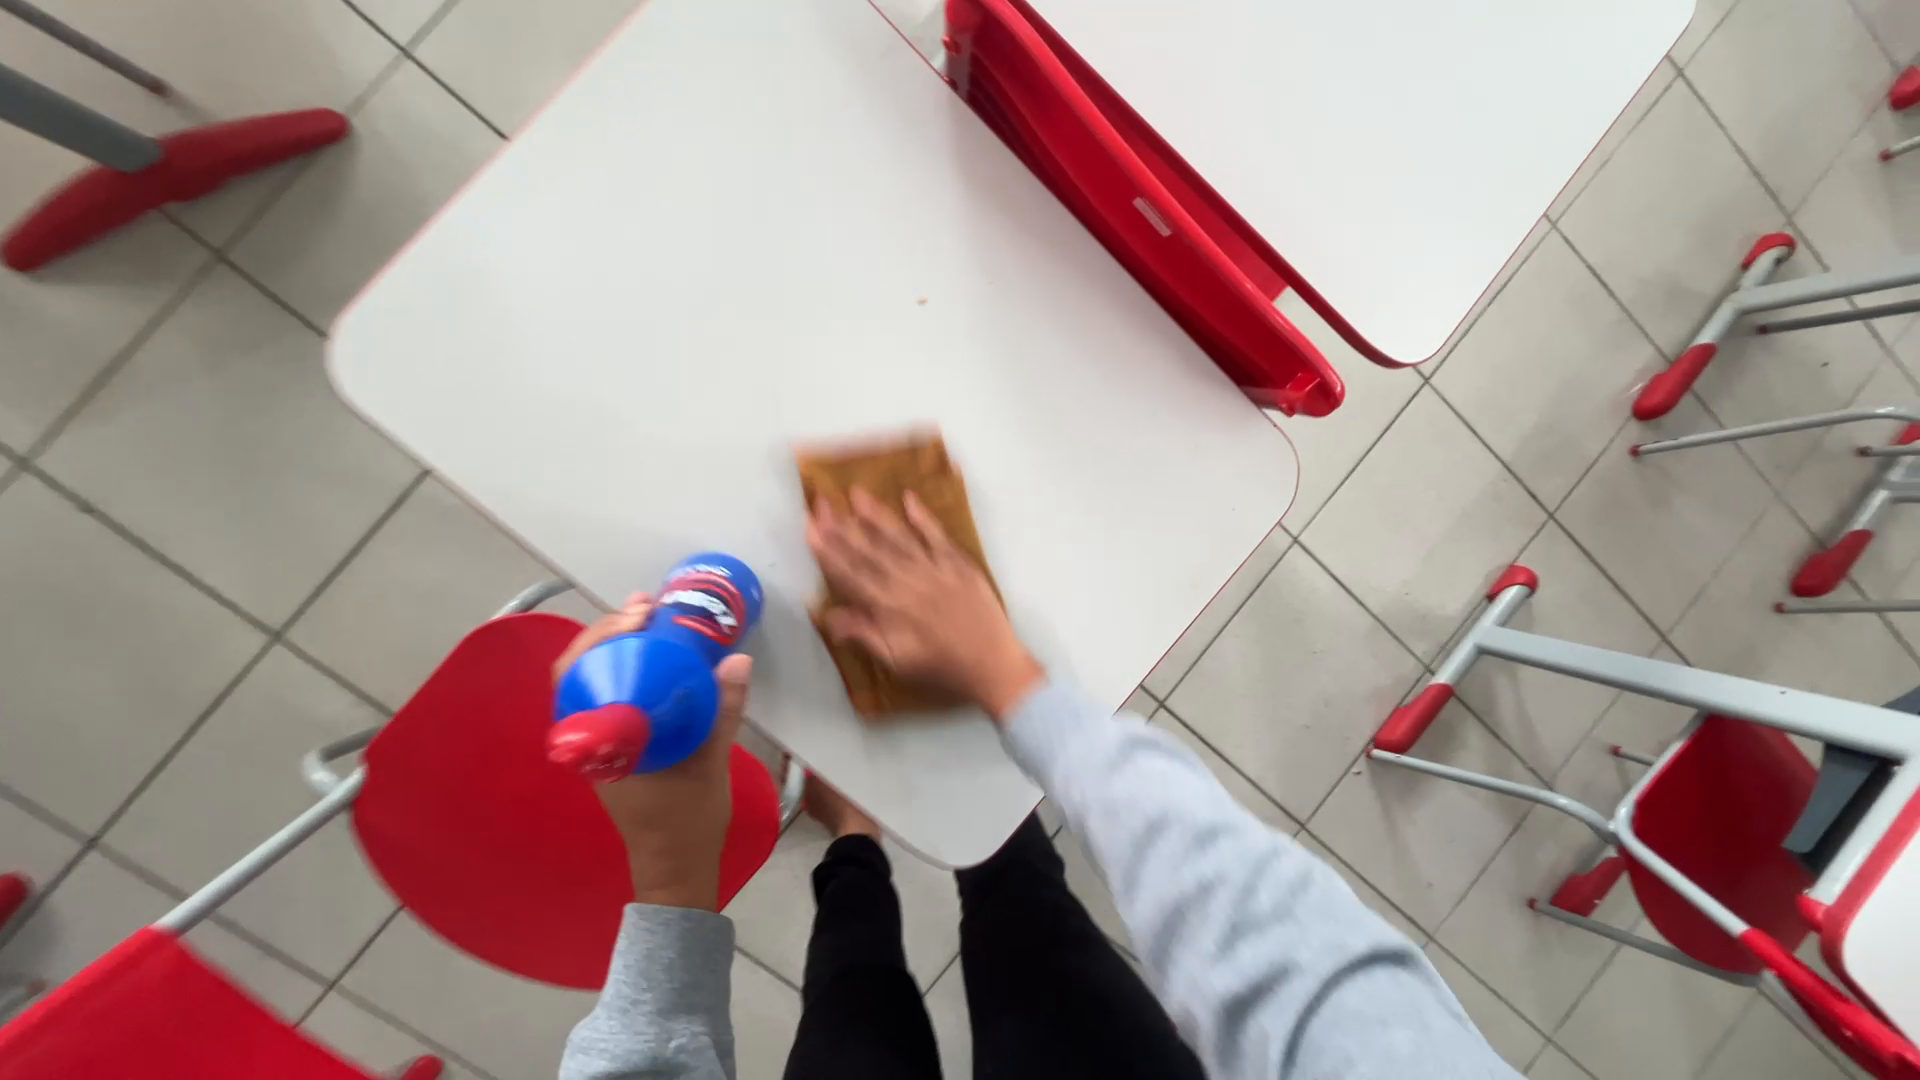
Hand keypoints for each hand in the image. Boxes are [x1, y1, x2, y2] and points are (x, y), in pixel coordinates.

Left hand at [553, 594, 751, 910]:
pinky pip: (614, 694)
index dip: (601, 637)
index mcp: (600, 741)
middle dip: (611, 630)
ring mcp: (602, 741)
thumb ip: (722, 711)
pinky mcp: (618, 745)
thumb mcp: (709, 763)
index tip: (638, 617)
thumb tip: (737, 660)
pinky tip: (659, 655)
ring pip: (596, 680)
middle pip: (581, 670)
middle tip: (648, 606)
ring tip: (652, 618)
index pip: (577, 676)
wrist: (675, 865)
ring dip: (619, 645)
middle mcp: (590, 737)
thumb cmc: (687, 819)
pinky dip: (631, 667)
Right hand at [805, 488, 1042, 719]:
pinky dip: (922, 516)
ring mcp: (933, 569)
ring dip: (875, 515)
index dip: (826, 550)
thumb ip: (862, 634)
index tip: (809, 527)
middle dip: (842, 525)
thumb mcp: (896, 661)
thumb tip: (825, 613)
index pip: (849, 573)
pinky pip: (937, 535)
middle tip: (821, 500)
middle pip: (868, 549)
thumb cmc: (940, 668)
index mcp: (887, 607)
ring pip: (898, 537)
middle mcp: (906, 581)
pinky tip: (908, 498)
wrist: (992, 665)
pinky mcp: (958, 564)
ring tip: (855, 494)